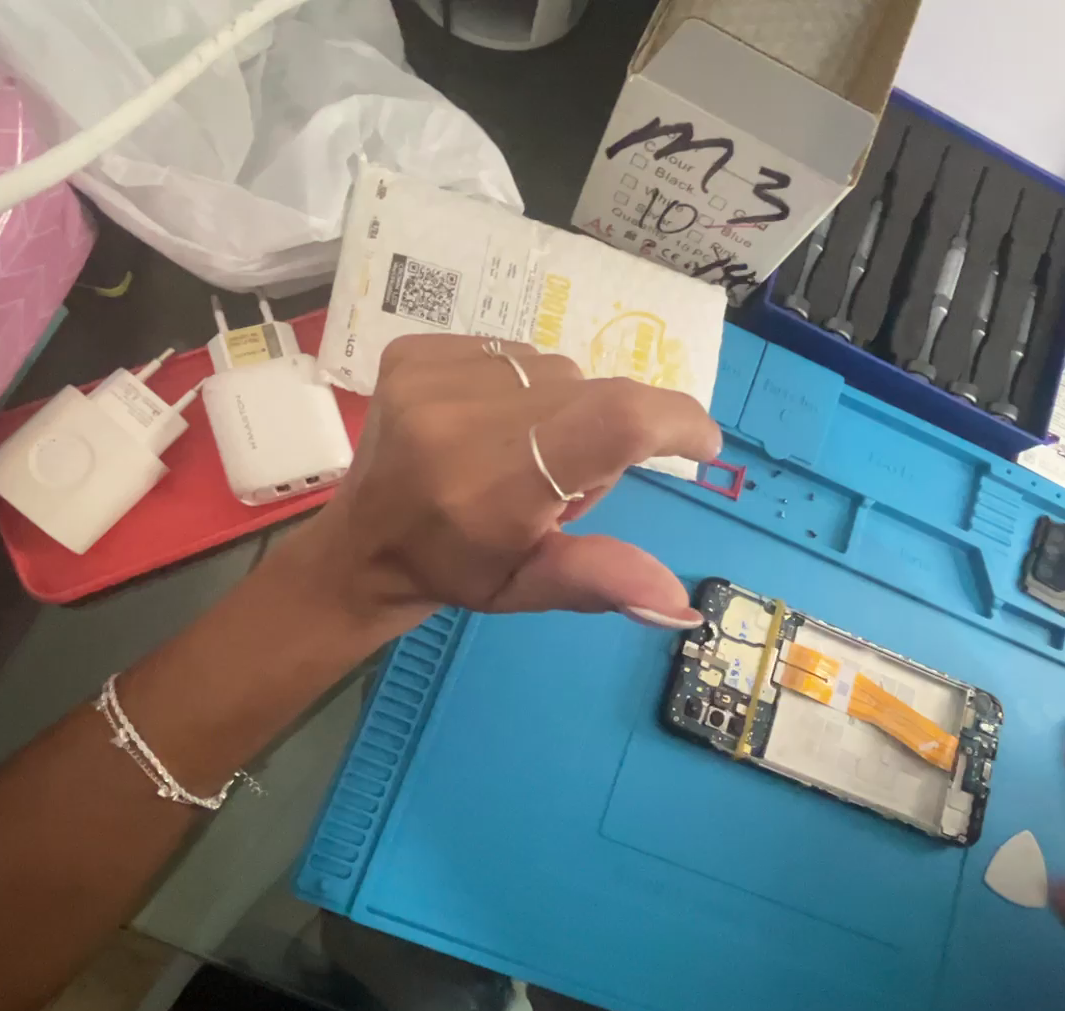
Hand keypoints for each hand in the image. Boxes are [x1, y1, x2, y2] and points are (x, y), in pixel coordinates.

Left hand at [303, 334, 721, 625]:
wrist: (364, 543)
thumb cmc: (454, 572)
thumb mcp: (528, 589)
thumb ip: (602, 580)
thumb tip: (686, 605)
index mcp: (492, 488)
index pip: (612, 421)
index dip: (673, 420)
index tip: (701, 444)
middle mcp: (459, 419)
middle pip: (591, 394)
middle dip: (607, 433)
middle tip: (567, 480)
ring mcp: (430, 376)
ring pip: (553, 369)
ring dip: (562, 409)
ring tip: (522, 453)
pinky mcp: (412, 352)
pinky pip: (510, 350)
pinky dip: (522, 386)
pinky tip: (489, 424)